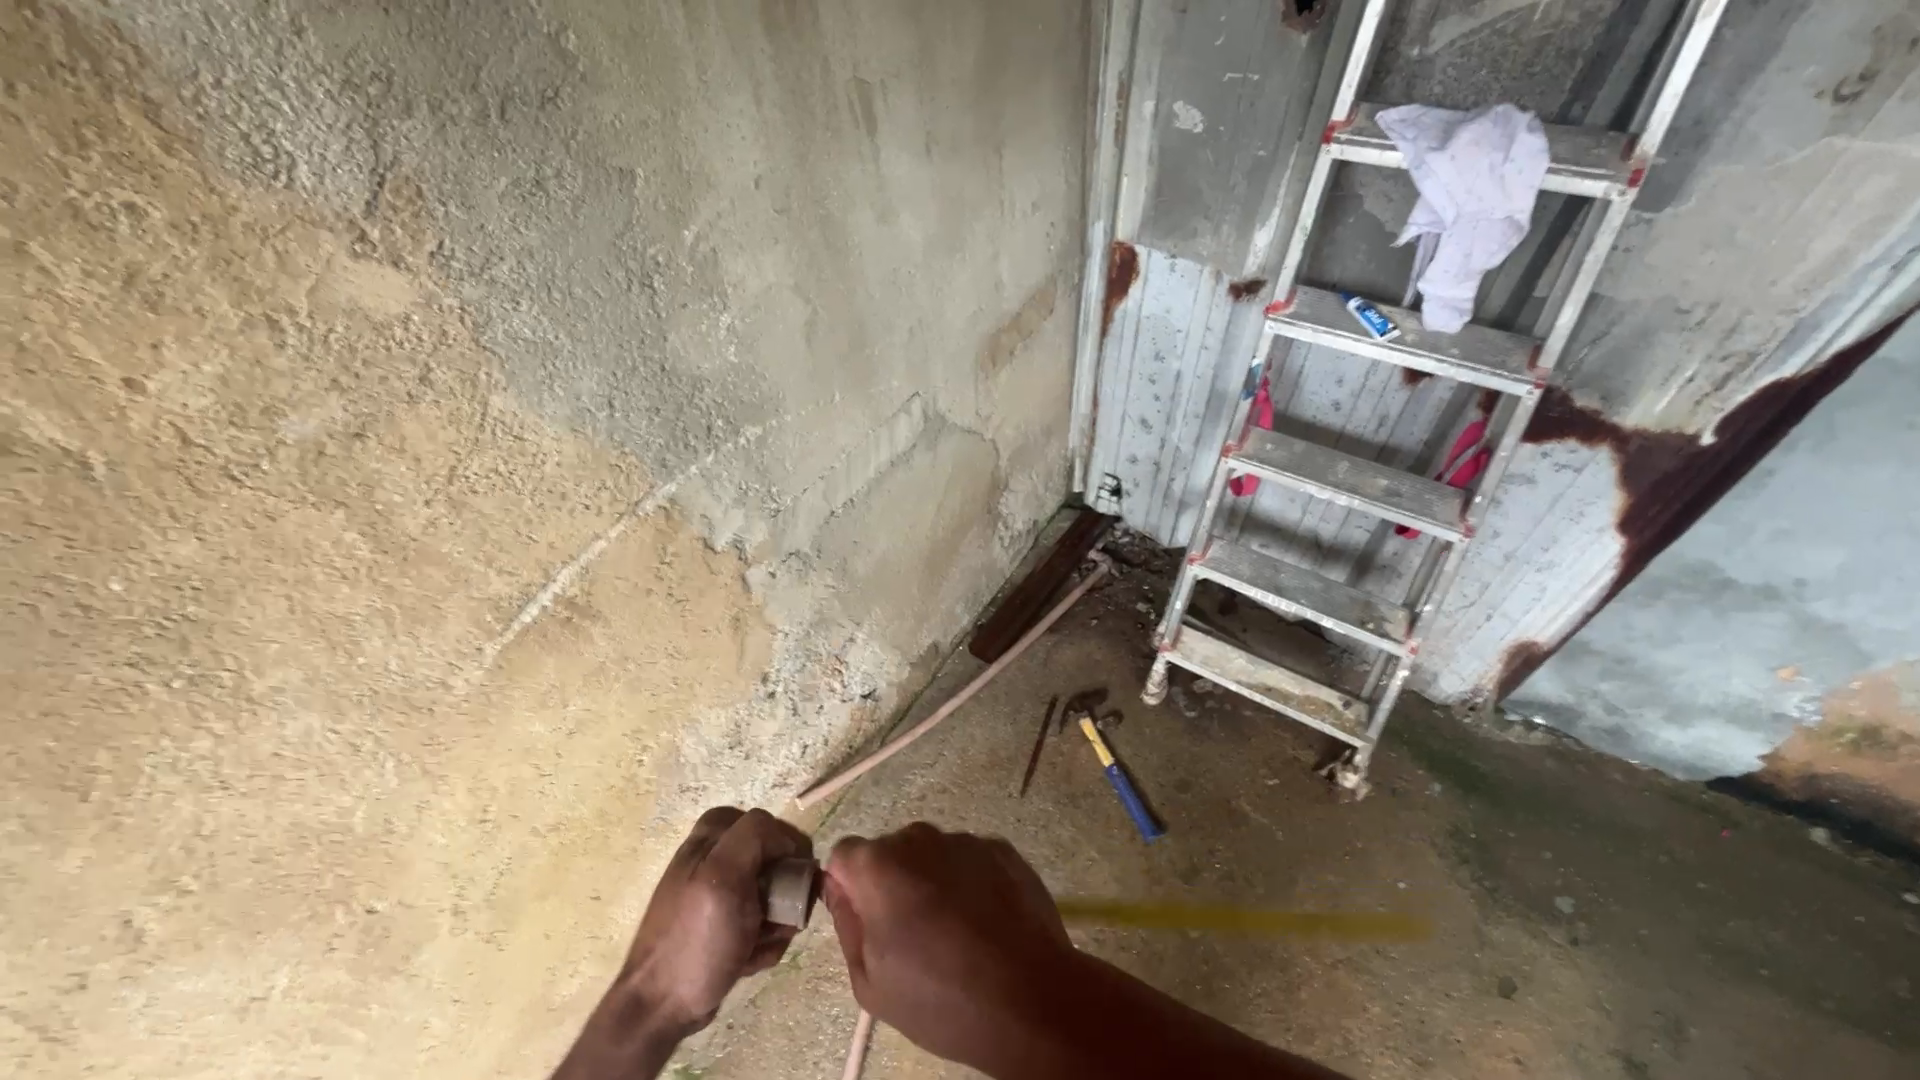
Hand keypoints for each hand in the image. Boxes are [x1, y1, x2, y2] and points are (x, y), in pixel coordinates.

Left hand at [617, 806, 812, 1034]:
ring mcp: (717, 900)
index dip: (781, 844)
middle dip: (783, 892)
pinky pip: (760, 926)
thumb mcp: (724, 873)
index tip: (792, 872)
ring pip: (771, 897)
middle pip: (771, 863)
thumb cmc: (695, 938)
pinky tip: (750, 959)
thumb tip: (783, 838)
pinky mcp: (723, 931)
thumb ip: (753, 836)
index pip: (761, 823)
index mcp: (707, 842)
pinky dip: (763, 943)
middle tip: (780, 914)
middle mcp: (711, 864)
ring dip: (776, 922)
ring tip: (762, 943)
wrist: (661, 1007)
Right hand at [821, 823, 1081, 1072]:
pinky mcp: (1004, 850)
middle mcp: (920, 838)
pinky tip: (986, 924)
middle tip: (912, 935)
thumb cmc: (940, 998)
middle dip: (893, 883)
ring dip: (933, 880)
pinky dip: (971, 882)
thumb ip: (847, 926)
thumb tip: (841, 892)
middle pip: (891, 852)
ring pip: (934, 855)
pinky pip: (971, 861)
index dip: (850, 888)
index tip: (867, 924)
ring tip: (956, 933)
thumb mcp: (870, 982)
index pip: (844, 856)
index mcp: (878, 866)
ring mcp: (967, 840)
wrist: (1031, 998)